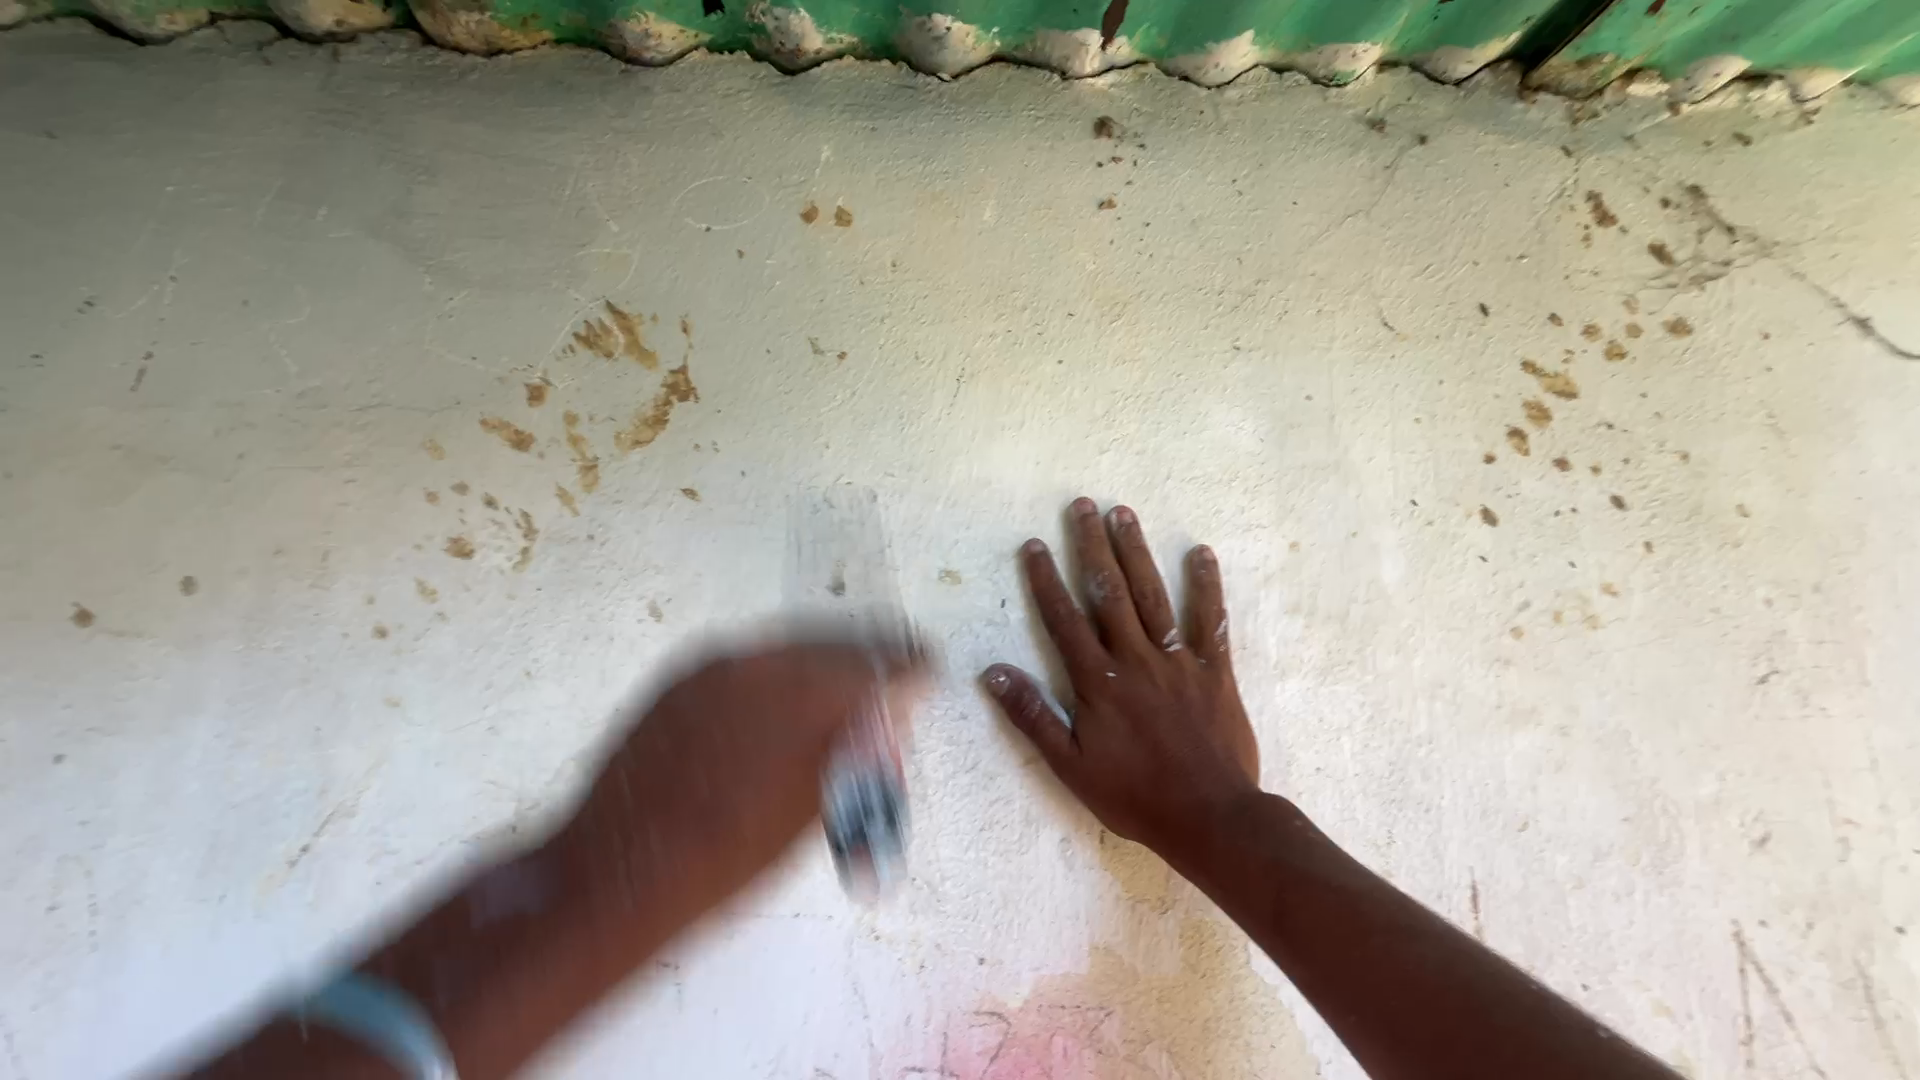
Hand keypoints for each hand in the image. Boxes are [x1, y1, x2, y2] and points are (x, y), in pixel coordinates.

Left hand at [560, 639, 925, 927]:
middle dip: (871, 652)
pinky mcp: (681, 676)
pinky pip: (752, 656)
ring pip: (792, 642)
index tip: (927, 667)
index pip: (875, 663)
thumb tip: (895, 708)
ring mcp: (713, 665)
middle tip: (898, 663)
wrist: (612, 874)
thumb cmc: (725, 860)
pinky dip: (784, 667)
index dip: (908, 666)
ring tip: (850, 675)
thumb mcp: (814, 811)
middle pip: (835, 640)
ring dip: (827, 656)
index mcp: (800, 696)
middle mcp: (760, 662)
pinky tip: (791, 690)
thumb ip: (860, 748)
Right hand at [984, 498, 1260, 856]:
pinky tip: (1200, 553)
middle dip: (1091, 546)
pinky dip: (1207, 586)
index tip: (1033, 545)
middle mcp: (1135, 658)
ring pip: (1153, 595)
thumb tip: (993, 672)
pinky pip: (1212, 621)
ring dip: (1136, 552)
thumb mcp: (1069, 765)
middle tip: (1082, 506)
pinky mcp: (1216, 670)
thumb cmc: (1133, 795)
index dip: (1045, 579)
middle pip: (1109, 592)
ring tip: (1123, 514)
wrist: (1209, 818)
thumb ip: (1032, 715)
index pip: (1063, 619)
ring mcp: (1179, 661)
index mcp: (1098, 681)